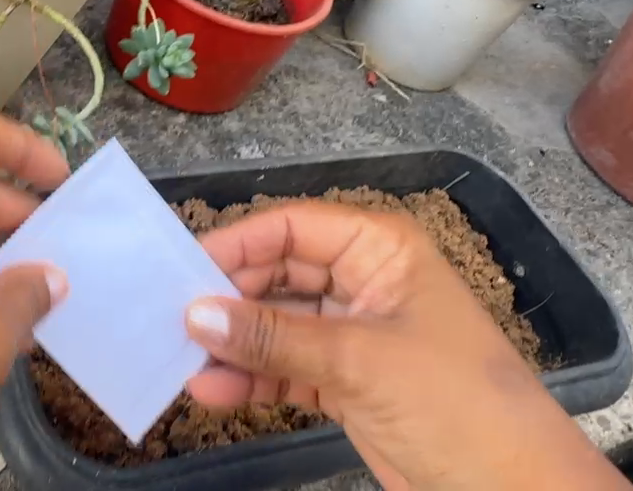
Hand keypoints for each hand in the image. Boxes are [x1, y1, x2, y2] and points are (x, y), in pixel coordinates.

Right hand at [183, 203, 625, 490]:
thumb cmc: (457, 406)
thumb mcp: (359, 362)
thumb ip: (273, 337)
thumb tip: (194, 315)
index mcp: (378, 248)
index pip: (292, 227)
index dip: (238, 243)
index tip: (185, 266)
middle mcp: (361, 279)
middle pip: (278, 273)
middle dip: (231, 299)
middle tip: (175, 317)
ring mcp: (352, 331)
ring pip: (276, 322)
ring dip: (235, 343)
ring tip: (184, 360)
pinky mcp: (345, 379)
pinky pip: (285, 365)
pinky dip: (252, 377)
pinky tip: (213, 391)